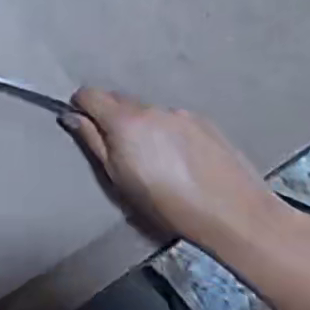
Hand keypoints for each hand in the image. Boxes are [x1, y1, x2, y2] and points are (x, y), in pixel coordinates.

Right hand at [60, 88, 287, 255]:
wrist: (237, 216)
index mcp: (124, 120)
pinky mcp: (205, 122)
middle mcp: (151, 108)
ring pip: (147, 110)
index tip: (82, 123)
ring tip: (155, 157)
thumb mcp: (118, 179)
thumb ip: (92, 142)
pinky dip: (167, 131)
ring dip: (141, 124)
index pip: (89, 93)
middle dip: (110, 115)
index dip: (80, 105)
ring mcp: (180, 113)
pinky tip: (181, 158)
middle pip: (118, 99)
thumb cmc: (168, 204)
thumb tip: (71, 116)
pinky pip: (172, 119)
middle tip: (118, 147)